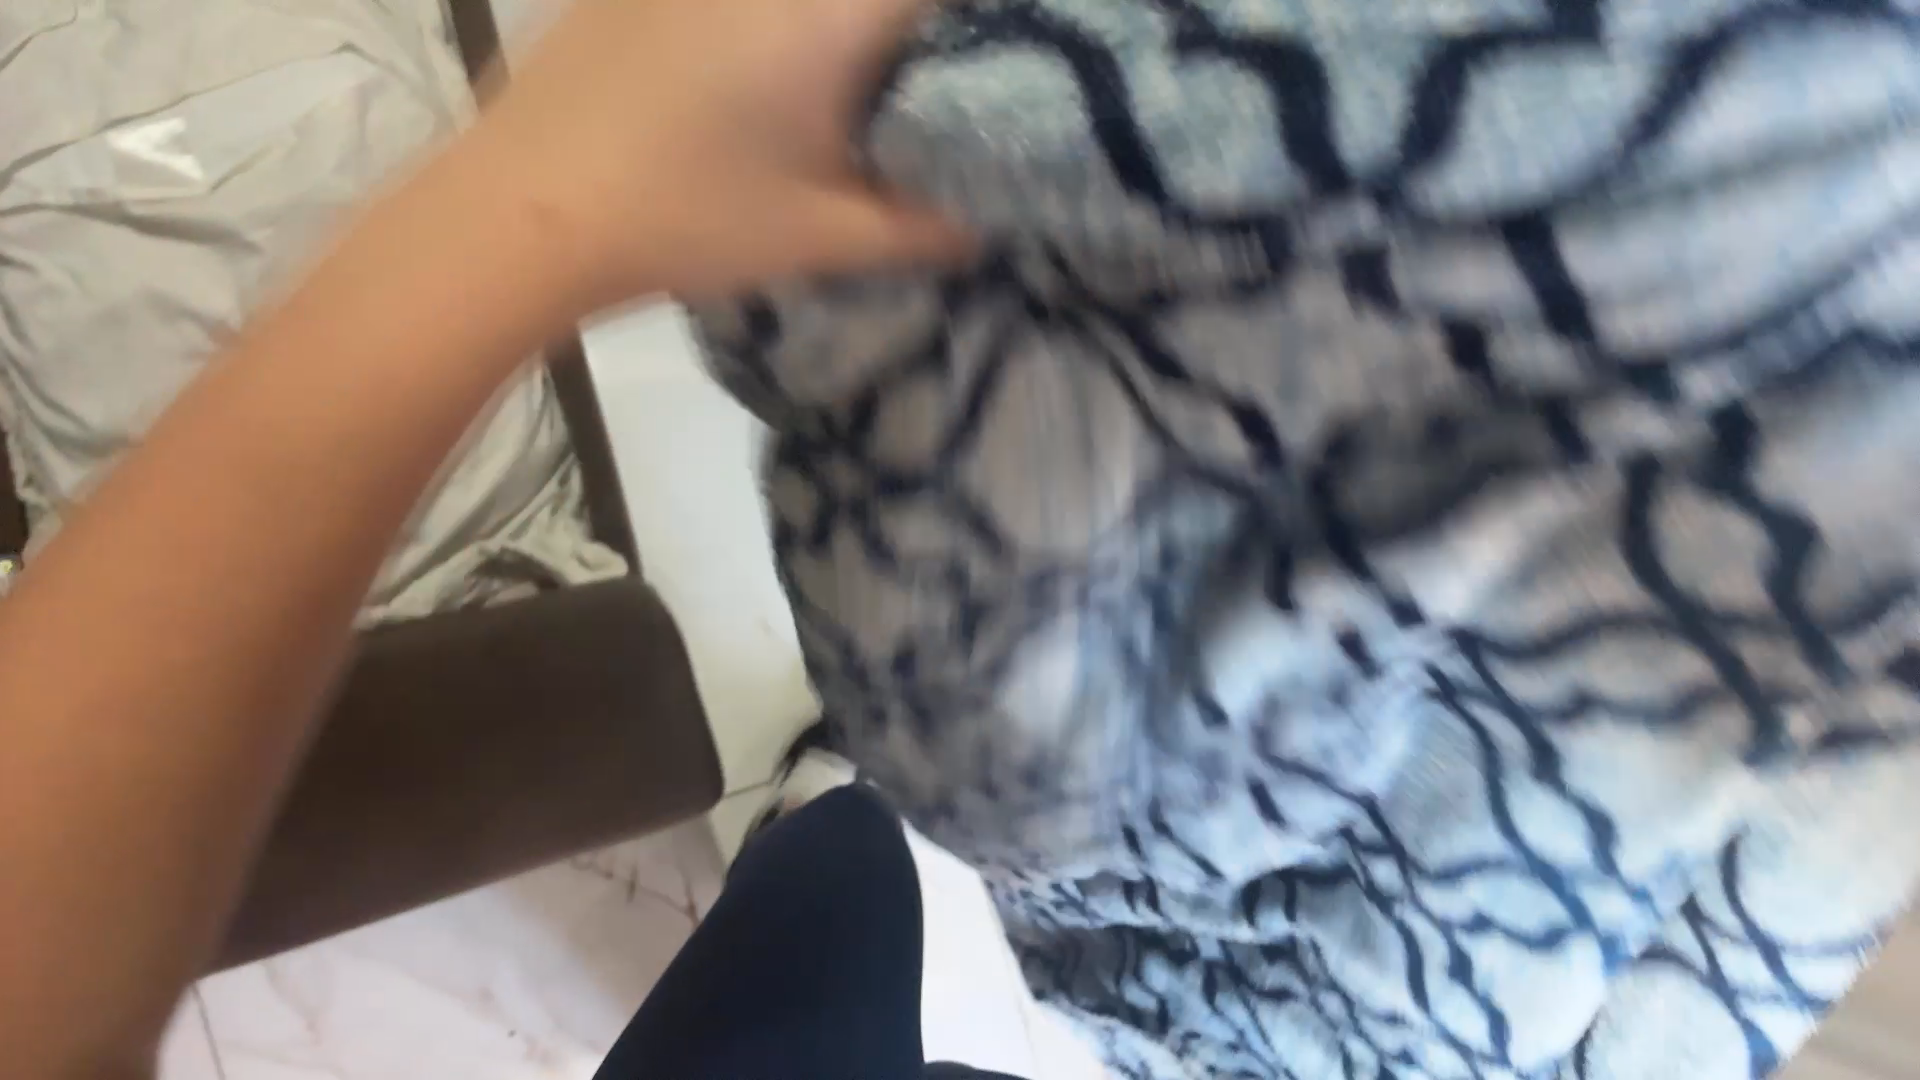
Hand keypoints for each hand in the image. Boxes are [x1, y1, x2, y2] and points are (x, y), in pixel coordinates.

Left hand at [470, 0, 972, 307]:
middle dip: (914, 45)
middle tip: (915, 111)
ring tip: (839, 114)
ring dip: (848, 44)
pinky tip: (769, 91)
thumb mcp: (823, 237)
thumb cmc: (690, 221)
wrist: (529, 208)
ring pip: (816, 5)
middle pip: (874, 4)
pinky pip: (755, 2)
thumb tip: (983, 228)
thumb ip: (921, 230)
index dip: (982, 36)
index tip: (987, 84)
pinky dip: (789, 32)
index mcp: (828, 14)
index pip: (938, 4)